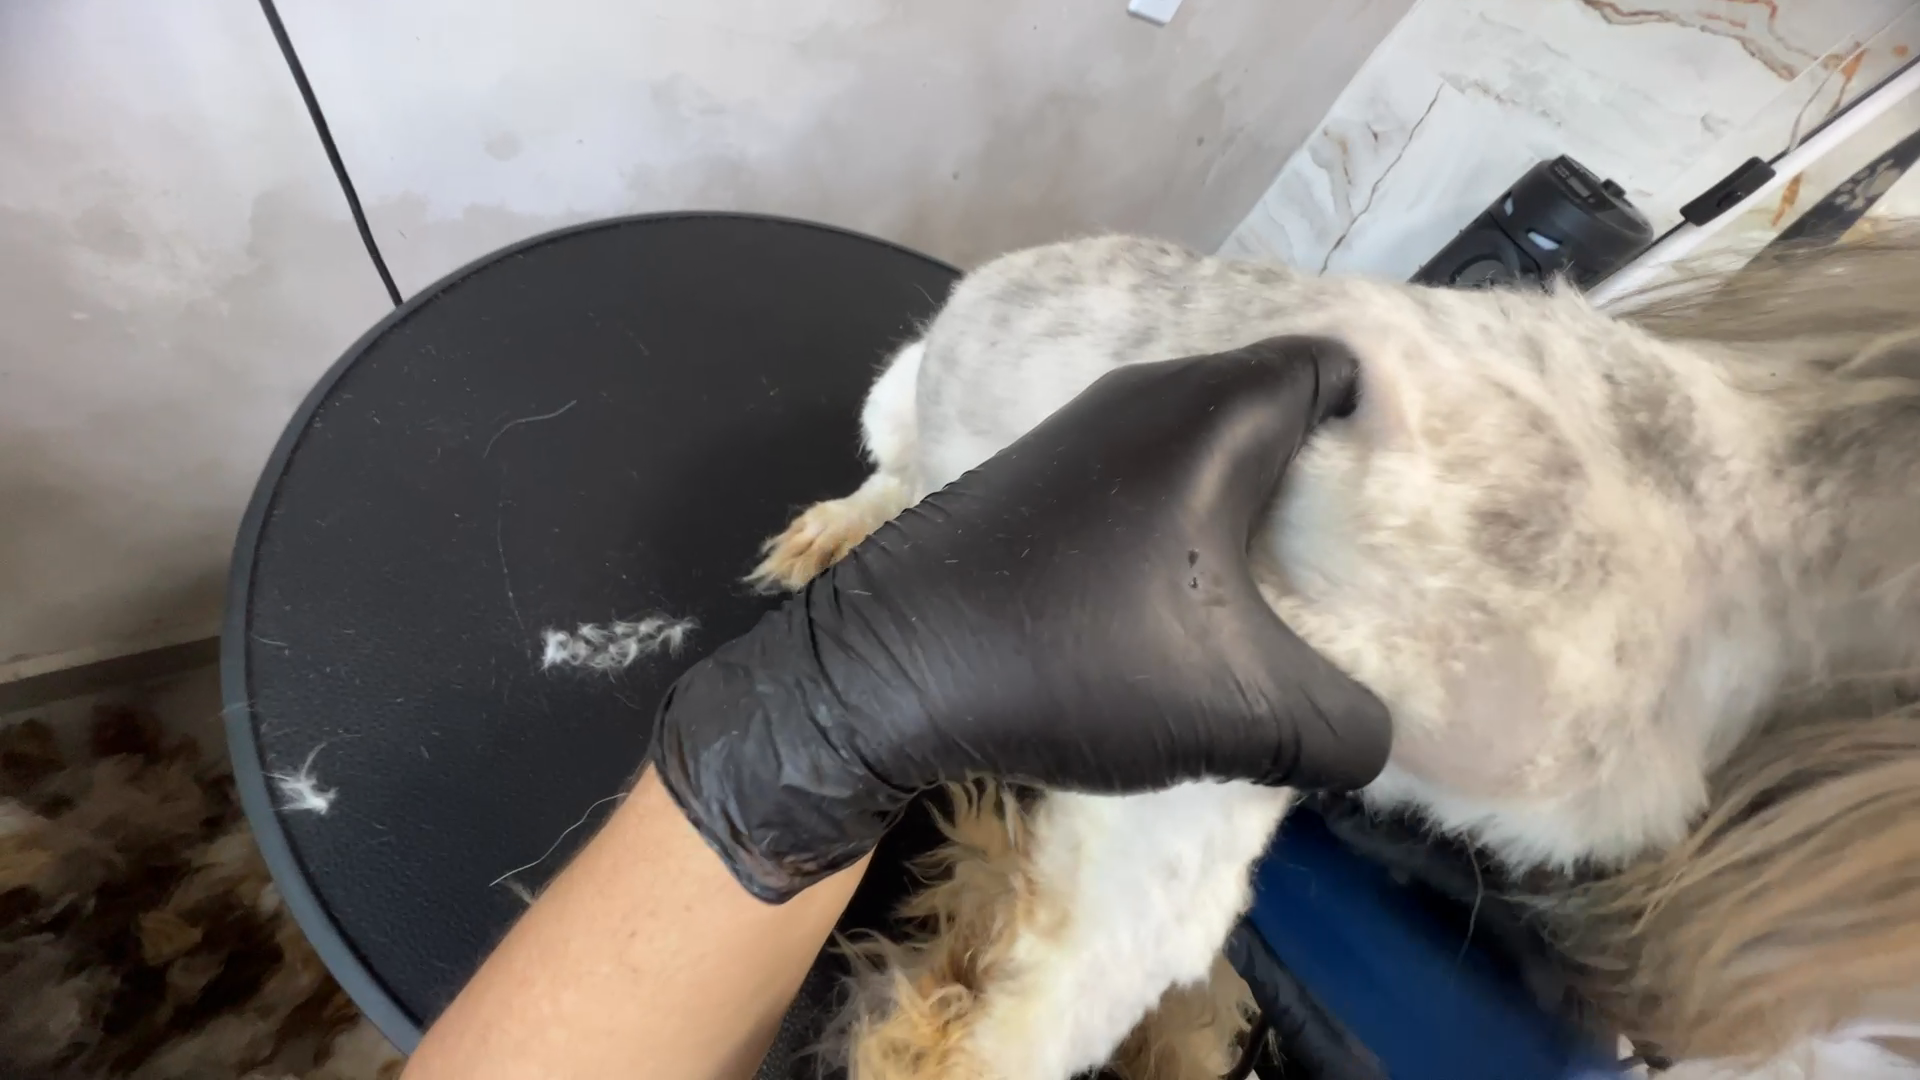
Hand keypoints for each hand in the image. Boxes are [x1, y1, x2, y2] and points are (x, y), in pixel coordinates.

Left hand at [651, 336, 1392, 901]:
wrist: (889, 669)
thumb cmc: (1072, 658)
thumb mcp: (1243, 714)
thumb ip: (1346, 727)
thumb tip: (1368, 730)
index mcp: (1210, 410)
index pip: (1339, 375)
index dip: (1389, 433)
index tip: (1407, 510)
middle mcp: (1141, 394)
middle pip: (1270, 414)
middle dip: (1316, 484)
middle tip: (1354, 564)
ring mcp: (1075, 430)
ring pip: (1198, 451)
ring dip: (1236, 511)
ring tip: (1272, 588)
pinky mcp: (1031, 475)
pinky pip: (1137, 478)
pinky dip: (1171, 520)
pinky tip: (1174, 588)